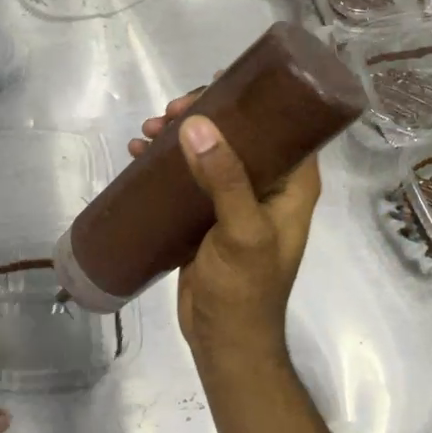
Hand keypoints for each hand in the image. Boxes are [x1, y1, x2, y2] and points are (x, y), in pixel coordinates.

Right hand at [130, 90, 321, 368]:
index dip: (248, 101)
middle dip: (202, 117)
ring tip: (146, 132)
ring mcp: (235, 202)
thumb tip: (197, 124)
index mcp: (293, 184)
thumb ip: (224, 179)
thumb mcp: (242, 231)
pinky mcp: (207, 218)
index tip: (207, 90)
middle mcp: (268, 186)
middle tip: (167, 113)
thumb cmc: (245, 289)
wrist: (224, 342)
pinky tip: (138, 155)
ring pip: (209, 153)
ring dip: (179, 137)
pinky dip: (165, 163)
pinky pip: (189, 178)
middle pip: (238, 133)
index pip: (281, 124)